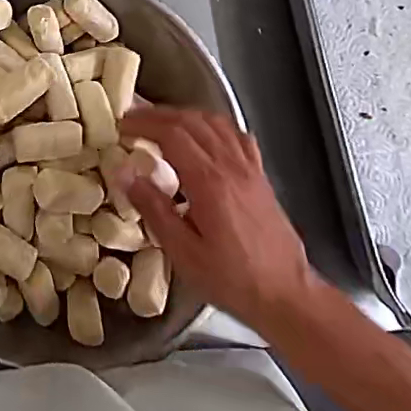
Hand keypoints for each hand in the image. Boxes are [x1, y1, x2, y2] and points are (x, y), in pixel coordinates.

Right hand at [116, 107, 330, 336]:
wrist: (287, 295)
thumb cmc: (233, 280)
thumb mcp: (183, 252)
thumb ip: (153, 208)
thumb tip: (125, 174)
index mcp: (210, 182)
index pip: (173, 134)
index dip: (145, 123)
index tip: (123, 126)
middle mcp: (231, 167)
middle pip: (192, 121)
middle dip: (158, 114)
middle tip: (134, 120)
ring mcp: (250, 169)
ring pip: (215, 123)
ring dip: (184, 115)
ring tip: (162, 122)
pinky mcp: (260, 177)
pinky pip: (236, 136)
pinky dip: (214, 126)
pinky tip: (205, 133)